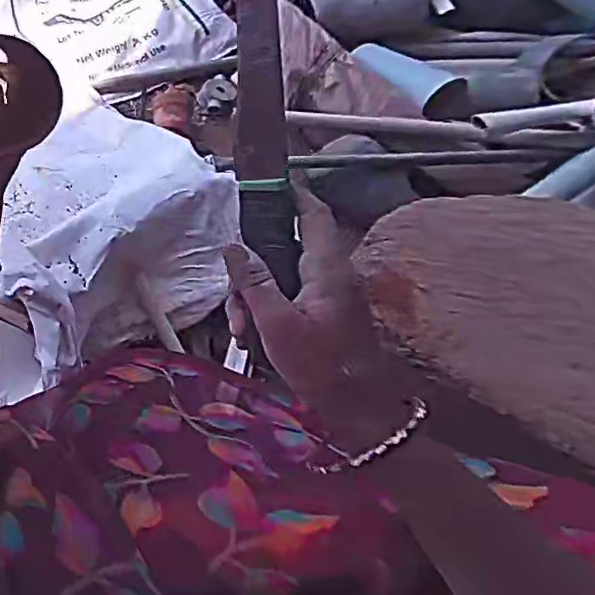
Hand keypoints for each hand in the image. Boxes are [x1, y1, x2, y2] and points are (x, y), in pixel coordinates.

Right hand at [224, 184, 417, 446]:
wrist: (361, 414)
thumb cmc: (321, 366)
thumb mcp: (276, 324)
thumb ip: (253, 282)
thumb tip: (233, 246)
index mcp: (327, 269)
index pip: (313, 215)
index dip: (294, 193)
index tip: (272, 180)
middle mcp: (332, 275)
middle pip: (283, 251)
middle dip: (250, 272)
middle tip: (234, 304)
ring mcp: (331, 295)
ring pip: (281, 277)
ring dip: (254, 298)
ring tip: (241, 330)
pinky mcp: (326, 314)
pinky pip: (289, 297)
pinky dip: (267, 311)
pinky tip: (253, 337)